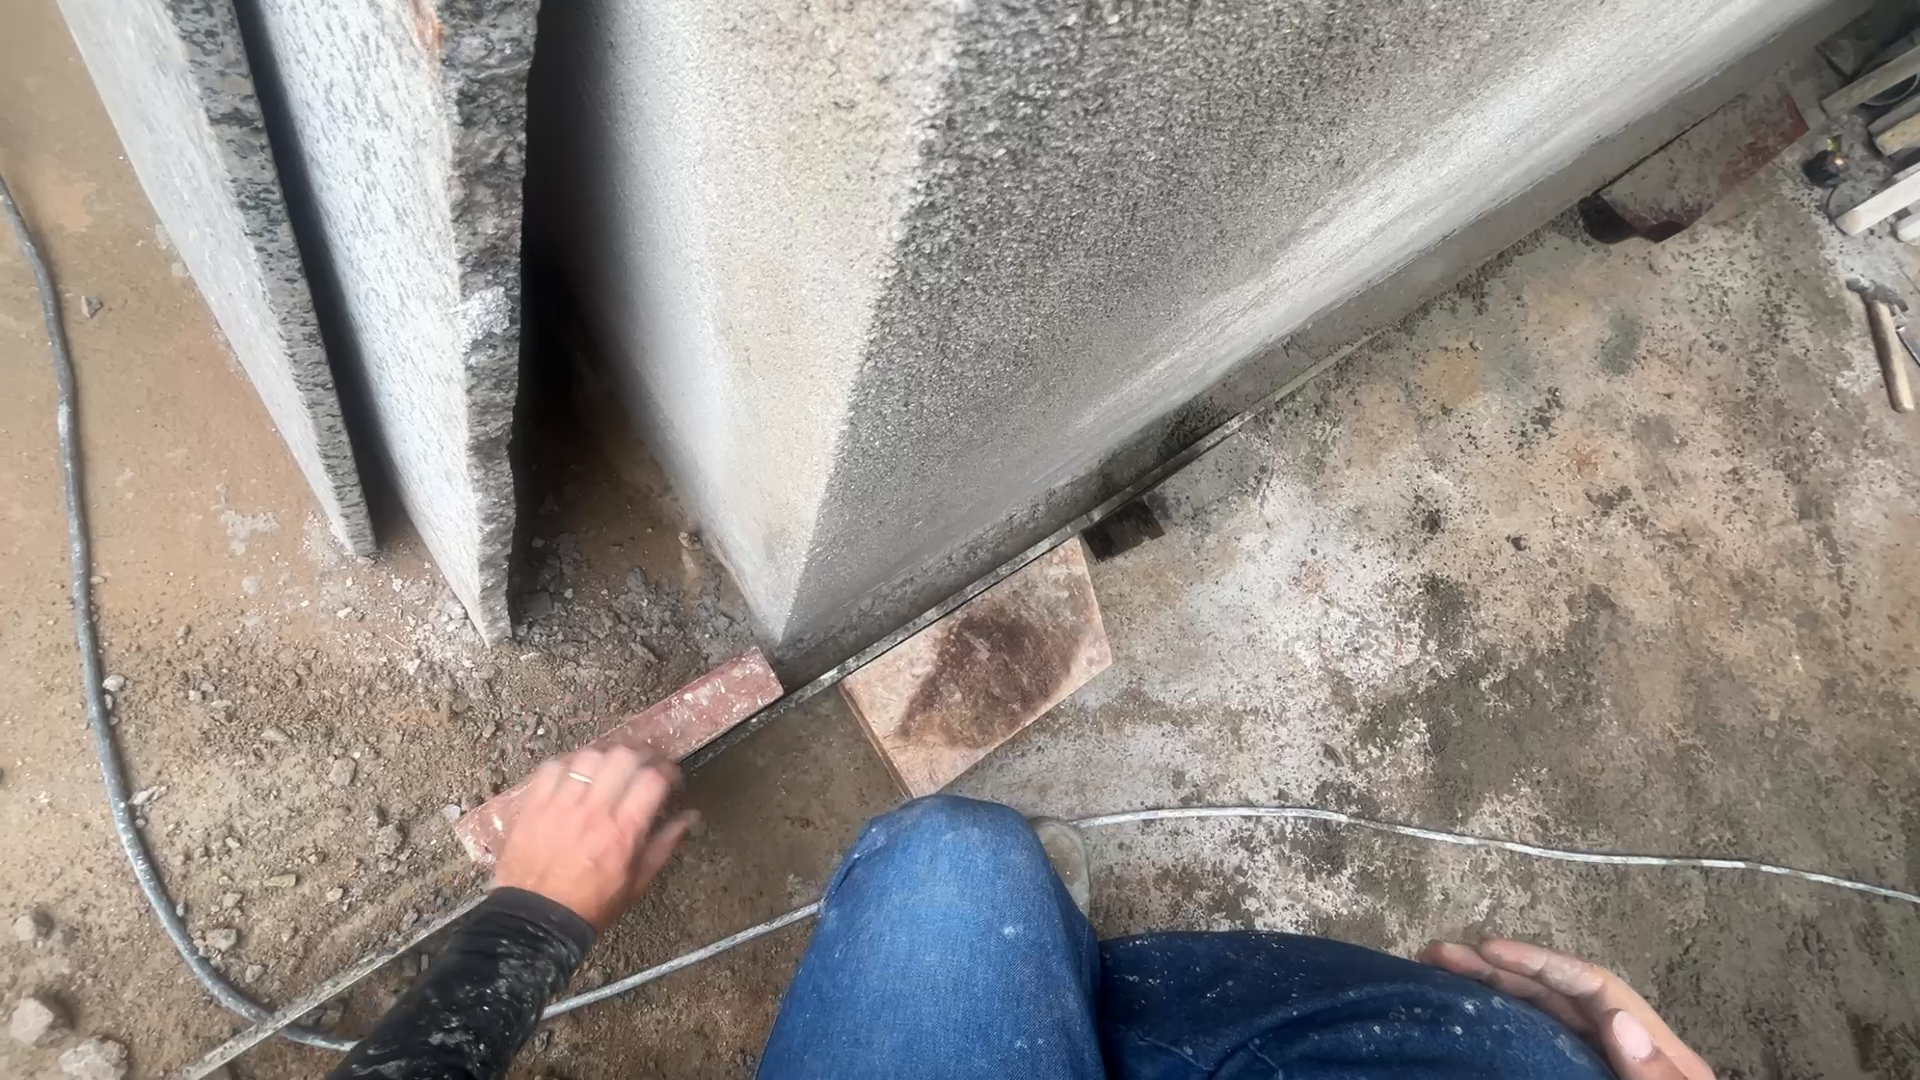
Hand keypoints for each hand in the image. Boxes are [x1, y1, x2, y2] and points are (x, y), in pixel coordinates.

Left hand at [492, 746, 698, 931]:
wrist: (534, 923)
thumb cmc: (592, 904)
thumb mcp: (638, 880)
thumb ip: (666, 843)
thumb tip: (691, 816)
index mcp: (623, 831)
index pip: (653, 778)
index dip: (668, 769)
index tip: (669, 776)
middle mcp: (594, 812)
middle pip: (623, 756)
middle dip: (640, 754)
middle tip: (642, 764)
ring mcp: (561, 807)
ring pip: (589, 757)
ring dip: (605, 756)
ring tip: (609, 766)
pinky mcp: (534, 808)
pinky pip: (553, 767)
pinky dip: (569, 764)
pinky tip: (576, 774)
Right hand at [1418, 938, 1713, 1079]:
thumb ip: (1658, 1078)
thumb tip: (1619, 1019)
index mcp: (1660, 1054)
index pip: (1594, 986)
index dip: (1539, 959)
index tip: (1485, 949)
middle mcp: (1628, 1049)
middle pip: (1558, 991)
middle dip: (1496, 965)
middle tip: (1438, 953)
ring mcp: (1600, 1066)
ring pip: (1541, 1010)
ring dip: (1489, 985)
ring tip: (1439, 970)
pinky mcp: (1577, 1075)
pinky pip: (1537, 1037)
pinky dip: (1500, 1015)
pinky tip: (1470, 1012)